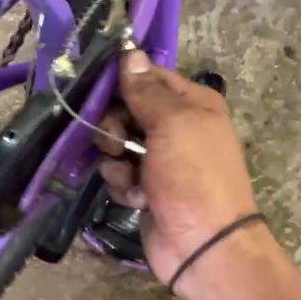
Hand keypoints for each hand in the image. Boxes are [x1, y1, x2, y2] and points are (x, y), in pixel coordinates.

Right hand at [95, 51, 259, 287]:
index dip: (122, 81)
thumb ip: (146, 90)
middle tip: (115, 141)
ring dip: (115, 159)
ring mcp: (162, 159)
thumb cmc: (193, 176)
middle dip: (114, 125)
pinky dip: (122, 183)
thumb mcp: (172, 124)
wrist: (204, 246)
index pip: (148, 76)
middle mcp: (178, 127)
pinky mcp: (147, 187)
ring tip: (127, 175)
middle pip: (127, 109)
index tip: (96, 90)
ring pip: (118, 142)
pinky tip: (134, 197)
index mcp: (193, 104)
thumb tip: (130, 53)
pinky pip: (120, 172)